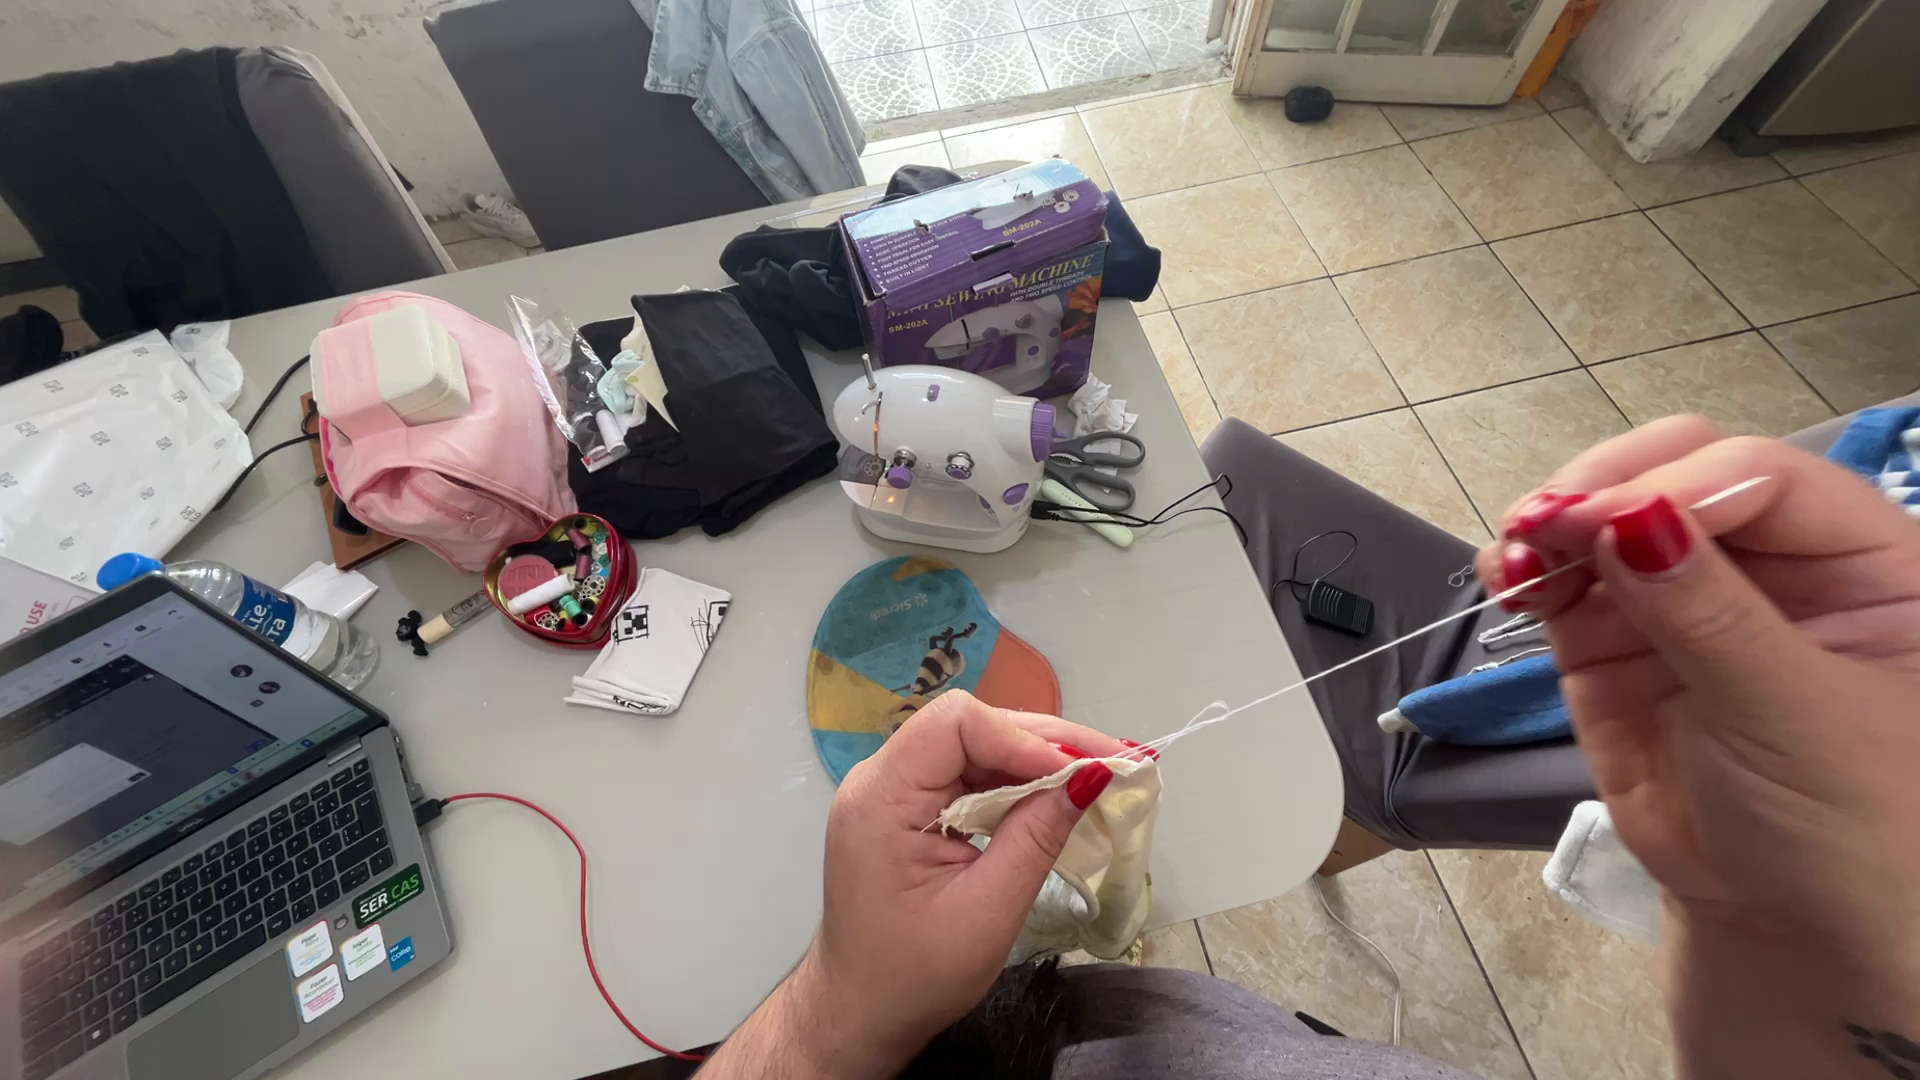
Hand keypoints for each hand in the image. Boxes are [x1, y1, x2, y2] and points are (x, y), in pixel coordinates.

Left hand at [699, 691, 1123, 1078]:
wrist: (860, 1014)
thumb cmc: (915, 976)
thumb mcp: (986, 912)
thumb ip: (1035, 838)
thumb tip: (1091, 778)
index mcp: (882, 796)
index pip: (954, 724)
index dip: (1021, 738)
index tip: (1078, 770)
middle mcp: (882, 776)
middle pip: (969, 726)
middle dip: (1043, 740)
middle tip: (1114, 758)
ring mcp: (895, 787)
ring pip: (974, 744)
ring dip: (1035, 756)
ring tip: (1097, 771)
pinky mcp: (911, 804)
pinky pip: (967, 771)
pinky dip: (1014, 777)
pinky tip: (1055, 788)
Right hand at [1474, 417, 1919, 1069]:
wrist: (1778, 914)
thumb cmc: (1854, 827)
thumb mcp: (1797, 715)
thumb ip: (1709, 612)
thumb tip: (1625, 517)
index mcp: (1862, 565)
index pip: (1757, 478)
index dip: (1672, 487)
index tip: (1597, 528)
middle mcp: (1761, 564)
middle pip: (1671, 469)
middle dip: (1600, 486)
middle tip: (1539, 524)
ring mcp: (1670, 596)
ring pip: (1598, 515)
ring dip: (1544, 523)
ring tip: (1512, 562)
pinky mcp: (1602, 632)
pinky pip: (1553, 575)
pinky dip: (1518, 566)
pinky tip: (1505, 580)